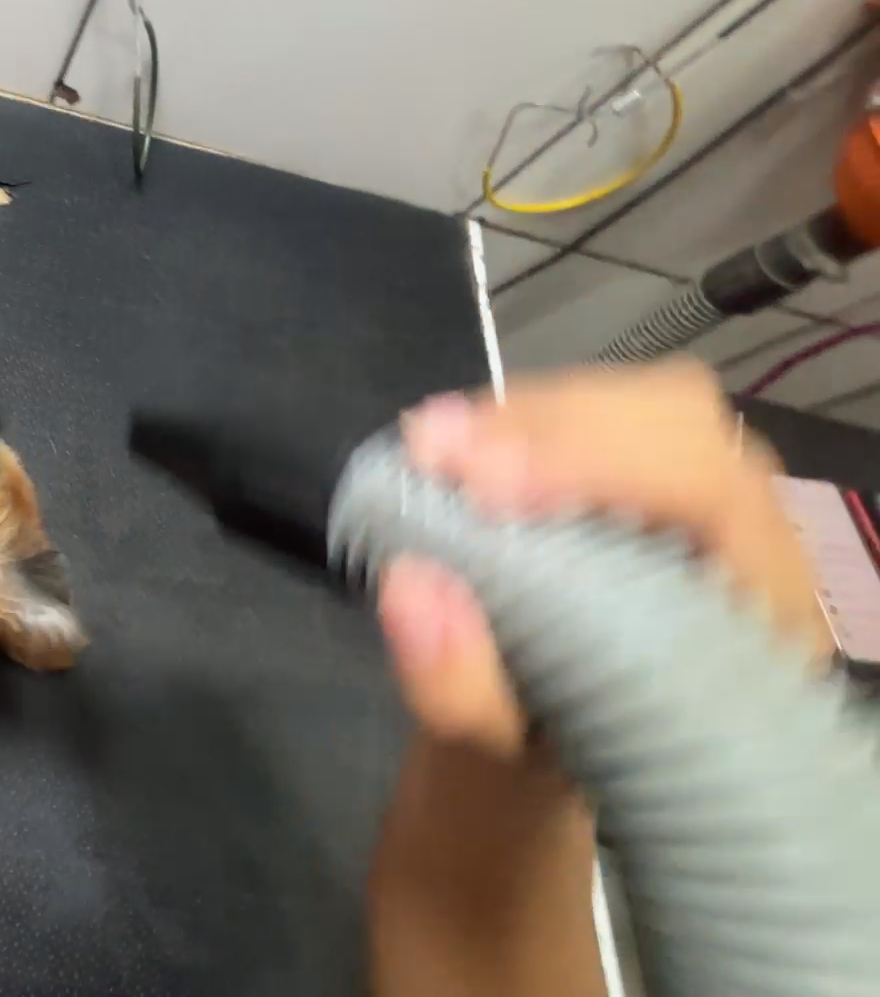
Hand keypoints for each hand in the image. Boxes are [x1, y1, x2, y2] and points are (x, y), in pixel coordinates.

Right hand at [378, 359, 829, 759]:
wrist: (546, 732)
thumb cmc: (536, 743)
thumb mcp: (487, 748)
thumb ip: (454, 689)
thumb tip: (408, 580)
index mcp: (741, 615)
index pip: (714, 493)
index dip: (603, 467)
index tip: (482, 489)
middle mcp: (727, 536)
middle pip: (677, 421)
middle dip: (549, 424)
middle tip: (438, 453)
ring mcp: (672, 493)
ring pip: (628, 402)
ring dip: (517, 412)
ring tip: (428, 444)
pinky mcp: (612, 473)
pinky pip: (576, 410)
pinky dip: (501, 414)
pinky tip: (443, 440)